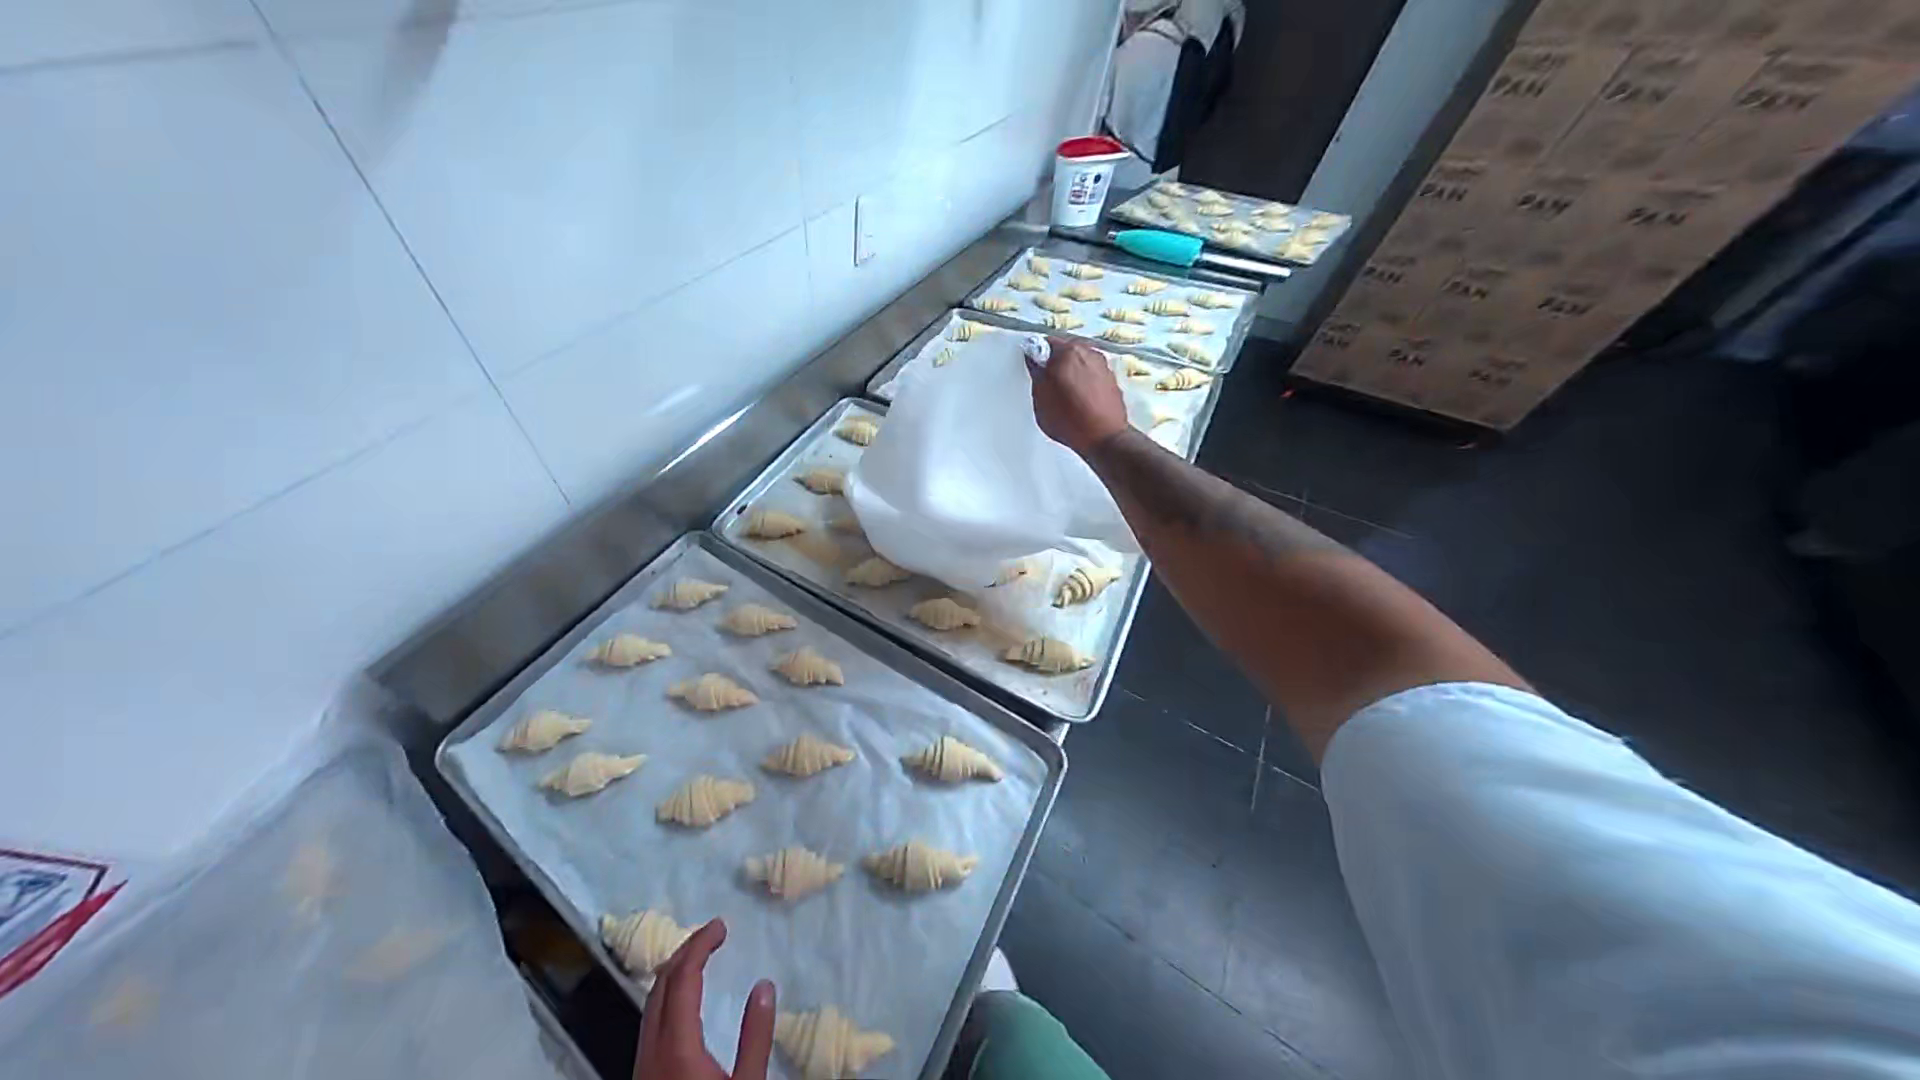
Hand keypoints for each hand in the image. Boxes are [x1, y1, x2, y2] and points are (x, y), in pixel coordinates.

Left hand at [634, 918, 775, 1079]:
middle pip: (660, 985)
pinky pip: (649, 1022)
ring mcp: (641, 1067)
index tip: (722, 925)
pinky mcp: (642, 1079)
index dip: (700, 944)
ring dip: (674, 972)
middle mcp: (651, 1052)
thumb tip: (764, 985)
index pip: (683, 978)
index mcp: (677, 1047)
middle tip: (714, 932)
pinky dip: (667, 995)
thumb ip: (756, 1037)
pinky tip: (684, 1000)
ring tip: (701, 956)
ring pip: (650, 1004)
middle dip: (685, 950)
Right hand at [1027, 336, 1129, 457]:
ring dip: (1072, 372)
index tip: (1034, 368)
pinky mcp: (1112, 379)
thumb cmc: (1072, 420)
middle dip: (1056, 363)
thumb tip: (1035, 360)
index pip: (1045, 342)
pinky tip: (1079, 400)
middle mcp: (1088, 352)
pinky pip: (1092, 374)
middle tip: (1048, 384)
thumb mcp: (1041, 398)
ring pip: (1080, 361)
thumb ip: (1037, 373)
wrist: (1104, 438)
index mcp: (1067, 352)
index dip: (1037, 356)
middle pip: (1065, 350)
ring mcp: (1103, 365)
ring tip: (1064, 395)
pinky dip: (1085, 381)